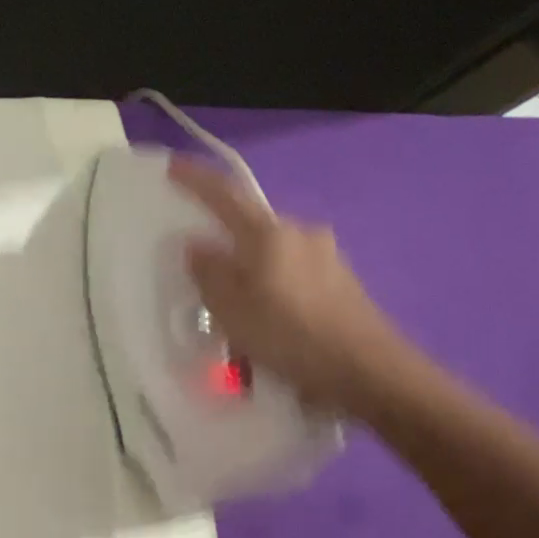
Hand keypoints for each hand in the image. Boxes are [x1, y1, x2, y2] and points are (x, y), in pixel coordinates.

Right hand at [170, 156, 412, 414]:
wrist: (366, 371)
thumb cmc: (288, 335)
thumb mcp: (230, 309)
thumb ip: (208, 273)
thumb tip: (196, 245)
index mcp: (269, 232)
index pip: (225, 196)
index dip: (196, 180)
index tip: (172, 166)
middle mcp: (301, 234)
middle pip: (251, 230)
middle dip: (226, 246)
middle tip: (201, 274)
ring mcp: (326, 258)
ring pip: (272, 258)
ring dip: (250, 276)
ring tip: (233, 313)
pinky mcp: (341, 285)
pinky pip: (292, 279)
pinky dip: (272, 293)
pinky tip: (266, 326)